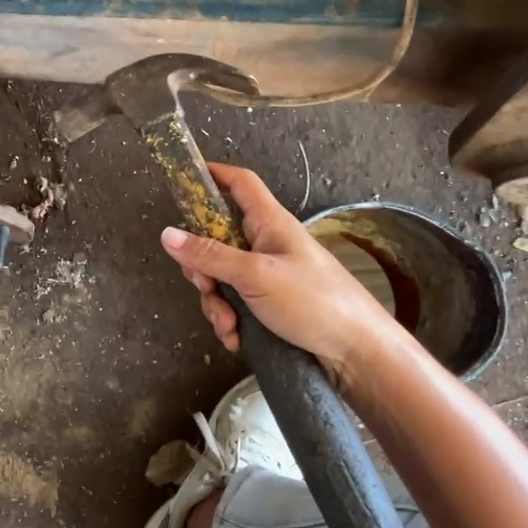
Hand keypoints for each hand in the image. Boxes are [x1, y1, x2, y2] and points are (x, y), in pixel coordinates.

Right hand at [159, 163, 403, 377]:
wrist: (360, 354)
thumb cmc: (314, 301)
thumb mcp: (255, 276)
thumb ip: (209, 255)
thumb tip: (166, 234)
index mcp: (269, 223)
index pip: (239, 183)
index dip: (214, 174)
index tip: (184, 180)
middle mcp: (267, 244)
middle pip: (216, 239)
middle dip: (202, 267)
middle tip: (205, 286)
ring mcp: (269, 275)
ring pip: (221, 277)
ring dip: (216, 303)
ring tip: (228, 326)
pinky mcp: (271, 304)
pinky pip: (235, 304)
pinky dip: (230, 322)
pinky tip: (237, 339)